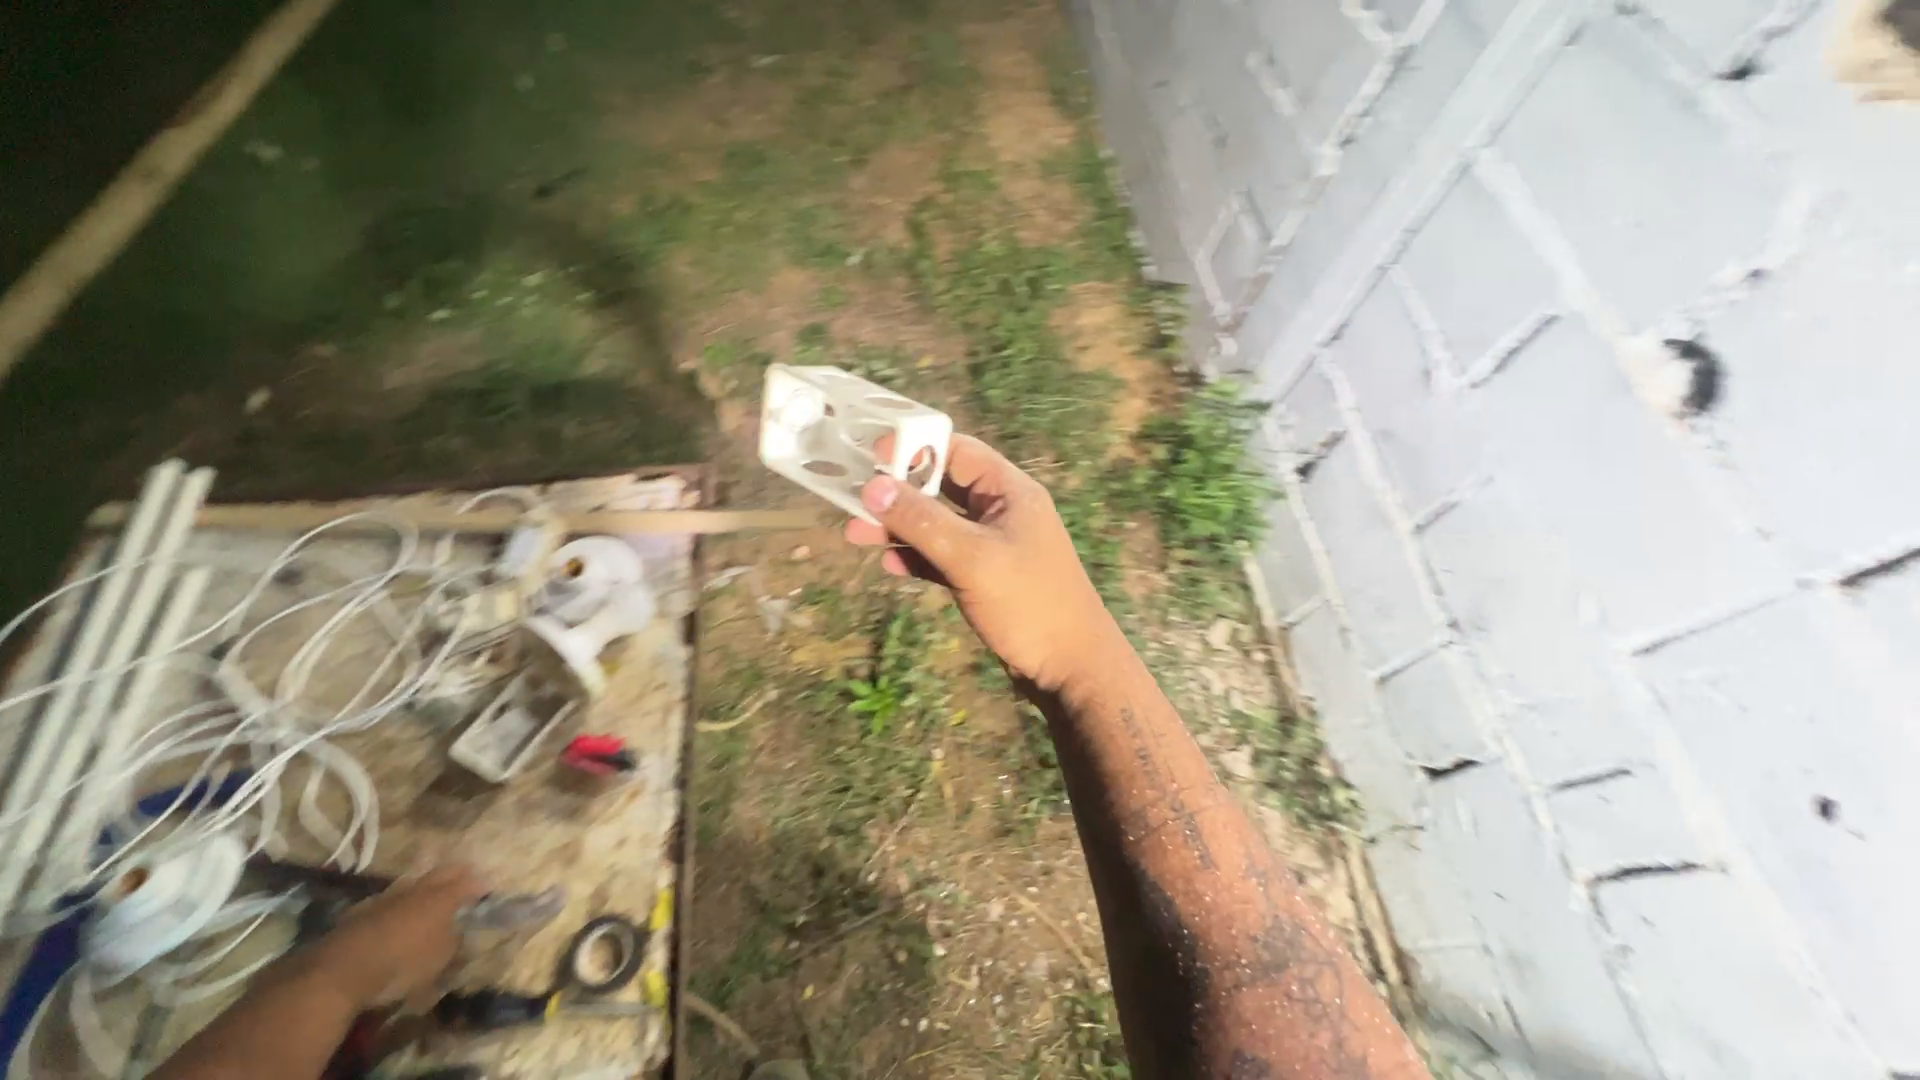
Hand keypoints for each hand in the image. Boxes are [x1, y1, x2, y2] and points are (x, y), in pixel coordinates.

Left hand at [310, 863, 484, 1007]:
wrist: (338, 974)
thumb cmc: (401, 965)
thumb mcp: (440, 960)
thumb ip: (455, 941)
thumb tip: (459, 932)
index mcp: (442, 898)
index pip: (470, 882)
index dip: (481, 884)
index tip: (490, 889)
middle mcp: (416, 890)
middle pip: (441, 872)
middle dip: (456, 873)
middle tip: (466, 876)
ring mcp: (385, 898)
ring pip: (411, 883)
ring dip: (423, 886)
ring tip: (429, 893)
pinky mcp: (359, 913)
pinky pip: (386, 901)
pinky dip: (396, 904)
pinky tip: (393, 912)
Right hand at [845, 434, 1120, 691]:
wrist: (1070, 668)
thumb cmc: (1029, 603)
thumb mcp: (972, 557)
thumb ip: (922, 521)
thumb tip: (873, 487)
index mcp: (1009, 492)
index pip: (957, 451)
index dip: (915, 447)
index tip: (871, 453)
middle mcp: (1001, 512)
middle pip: (942, 487)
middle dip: (898, 493)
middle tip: (854, 499)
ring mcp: (994, 546)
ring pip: (938, 525)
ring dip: (900, 529)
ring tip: (856, 535)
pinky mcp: (985, 577)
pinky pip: (943, 557)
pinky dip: (918, 558)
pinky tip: (891, 566)